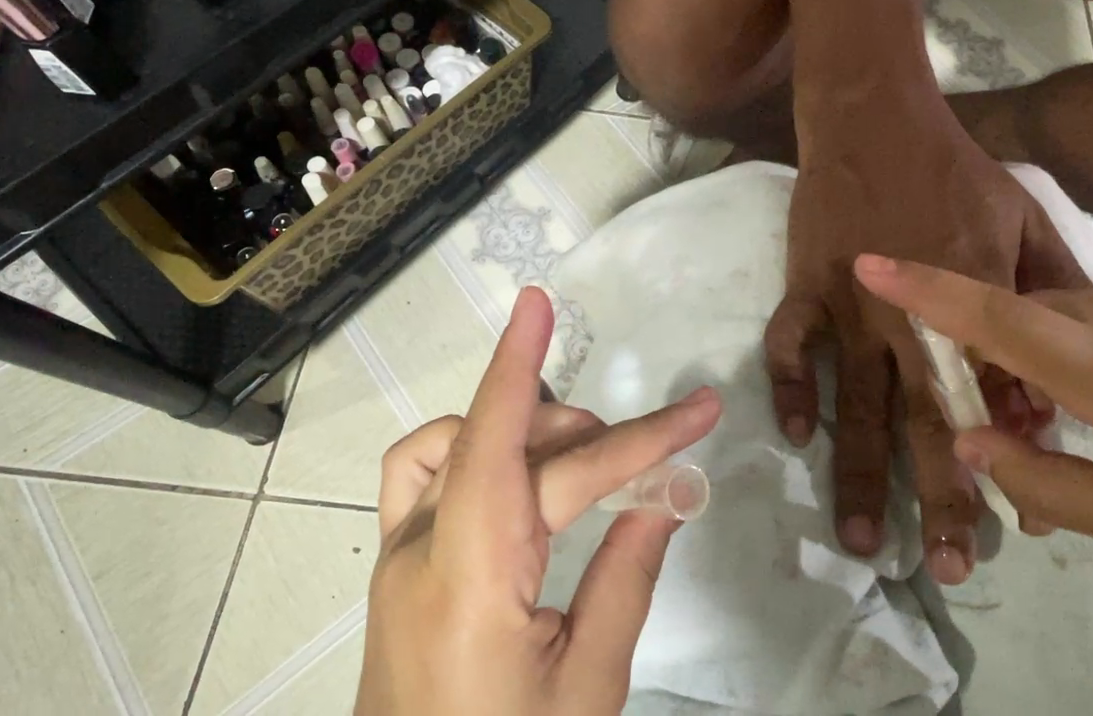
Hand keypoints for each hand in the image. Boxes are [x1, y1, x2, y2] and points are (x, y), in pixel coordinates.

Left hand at [357, 287, 722, 715]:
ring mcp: (397, 548)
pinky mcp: (393, 557)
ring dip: (533, 426)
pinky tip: (513, 458)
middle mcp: (420, 548)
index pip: (553, 473)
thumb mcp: (587, 686)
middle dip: (599, 433)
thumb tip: (666, 493)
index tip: (698, 406)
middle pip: (511, 447)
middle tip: (661, 452)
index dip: (627, 431)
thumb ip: (626, 579)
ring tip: (592, 454)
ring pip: (463, 439)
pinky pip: (418, 465)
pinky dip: (472, 438)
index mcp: (471, 585)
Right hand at [767, 102, 1086, 583]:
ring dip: (856, 470)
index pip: (996, 395)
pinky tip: (795, 433)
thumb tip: (1052, 373)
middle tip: (940, 565)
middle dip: (934, 493)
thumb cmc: (957, 171)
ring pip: (856, 399)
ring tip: (857, 536)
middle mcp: (913, 314)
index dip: (1003, 458)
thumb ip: (1055, 292)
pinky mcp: (806, 284)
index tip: (1009, 525)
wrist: (876, 119)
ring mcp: (851, 302)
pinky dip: (788, 387)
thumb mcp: (1030, 218)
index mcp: (981, 295)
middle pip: (926, 415)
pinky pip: (789, 343)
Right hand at [854, 255, 1092, 586]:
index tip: (867, 259)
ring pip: (1055, 320)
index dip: (921, 287)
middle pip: (1015, 317)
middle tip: (1002, 430)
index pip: (988, 315)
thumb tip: (966, 440)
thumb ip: (1038, 479)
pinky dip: (1072, 358)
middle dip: (983, 357)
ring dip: (1033, 367)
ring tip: (1064, 439)